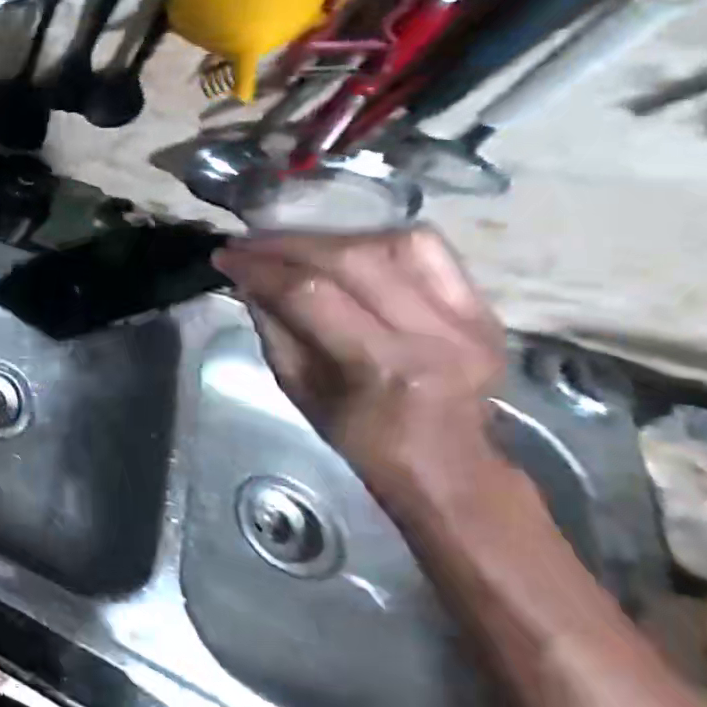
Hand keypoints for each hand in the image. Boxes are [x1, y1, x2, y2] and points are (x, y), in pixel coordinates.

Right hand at [213, 228, 507, 504]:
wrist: (450, 467)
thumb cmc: (363, 437)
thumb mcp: (299, 388)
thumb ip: (274, 326)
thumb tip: (249, 278)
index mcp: (384, 366)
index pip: (309, 292)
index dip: (259, 267)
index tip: (225, 257)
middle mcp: (432, 334)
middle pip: (348, 259)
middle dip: (286, 245)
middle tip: (249, 244)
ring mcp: (466, 318)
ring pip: (389, 244)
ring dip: (329, 239)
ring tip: (295, 246)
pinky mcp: (481, 307)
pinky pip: (428, 250)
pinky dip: (378, 241)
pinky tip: (348, 250)